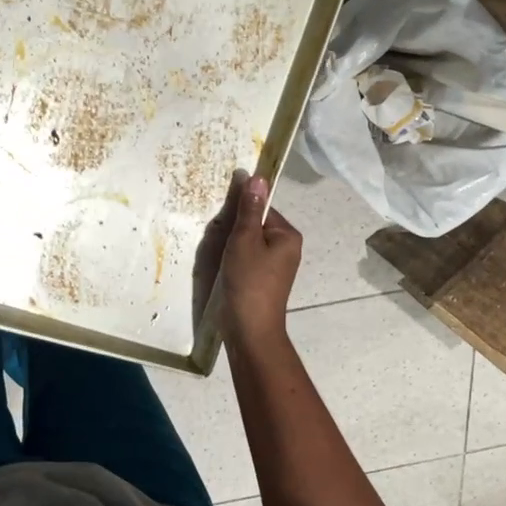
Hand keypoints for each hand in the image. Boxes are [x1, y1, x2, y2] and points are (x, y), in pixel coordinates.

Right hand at [207, 173, 301, 349]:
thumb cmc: (248, 281)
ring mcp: (274, 266)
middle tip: (218, 241)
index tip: (221, 221)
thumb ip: (248, 209)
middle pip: (253, 225)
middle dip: (232, 230)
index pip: (261, 208)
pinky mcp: (261, 279)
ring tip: (218, 255)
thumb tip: (256, 176)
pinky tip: (221, 267)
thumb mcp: (244, 240)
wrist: (249, 328)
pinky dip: (231, 259)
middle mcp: (285, 248)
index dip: (239, 211)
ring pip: (246, 242)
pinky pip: (244, 258)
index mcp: (287, 235)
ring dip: (229, 245)